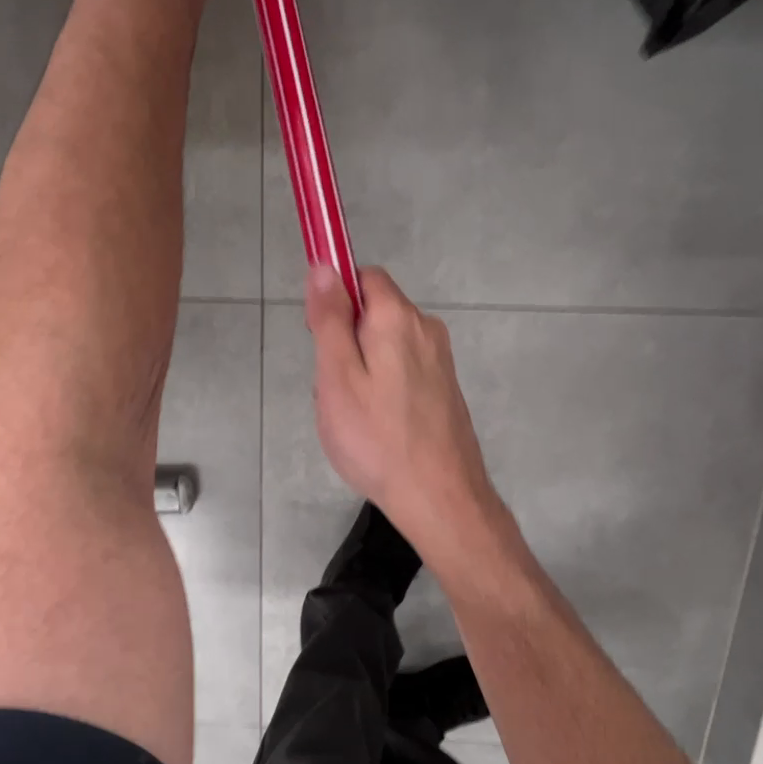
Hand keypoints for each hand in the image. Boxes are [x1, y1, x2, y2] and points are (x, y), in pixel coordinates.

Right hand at [306, 265, 500, 546]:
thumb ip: (330, 319)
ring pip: (385, 347)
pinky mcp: (444, 389)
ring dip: (361, 370)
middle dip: (345, 342)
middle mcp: (426, 329)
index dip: (335, 299)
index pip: (363, 276)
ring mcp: (440, 361)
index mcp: (398, 318)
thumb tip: (324, 266)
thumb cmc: (376, 438)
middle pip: (374, 314)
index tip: (317, 338)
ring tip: (352, 417)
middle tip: (331, 390)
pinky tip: (375, 428)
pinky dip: (382, 390)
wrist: (438, 497)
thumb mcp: (337, 377)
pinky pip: (402, 372)